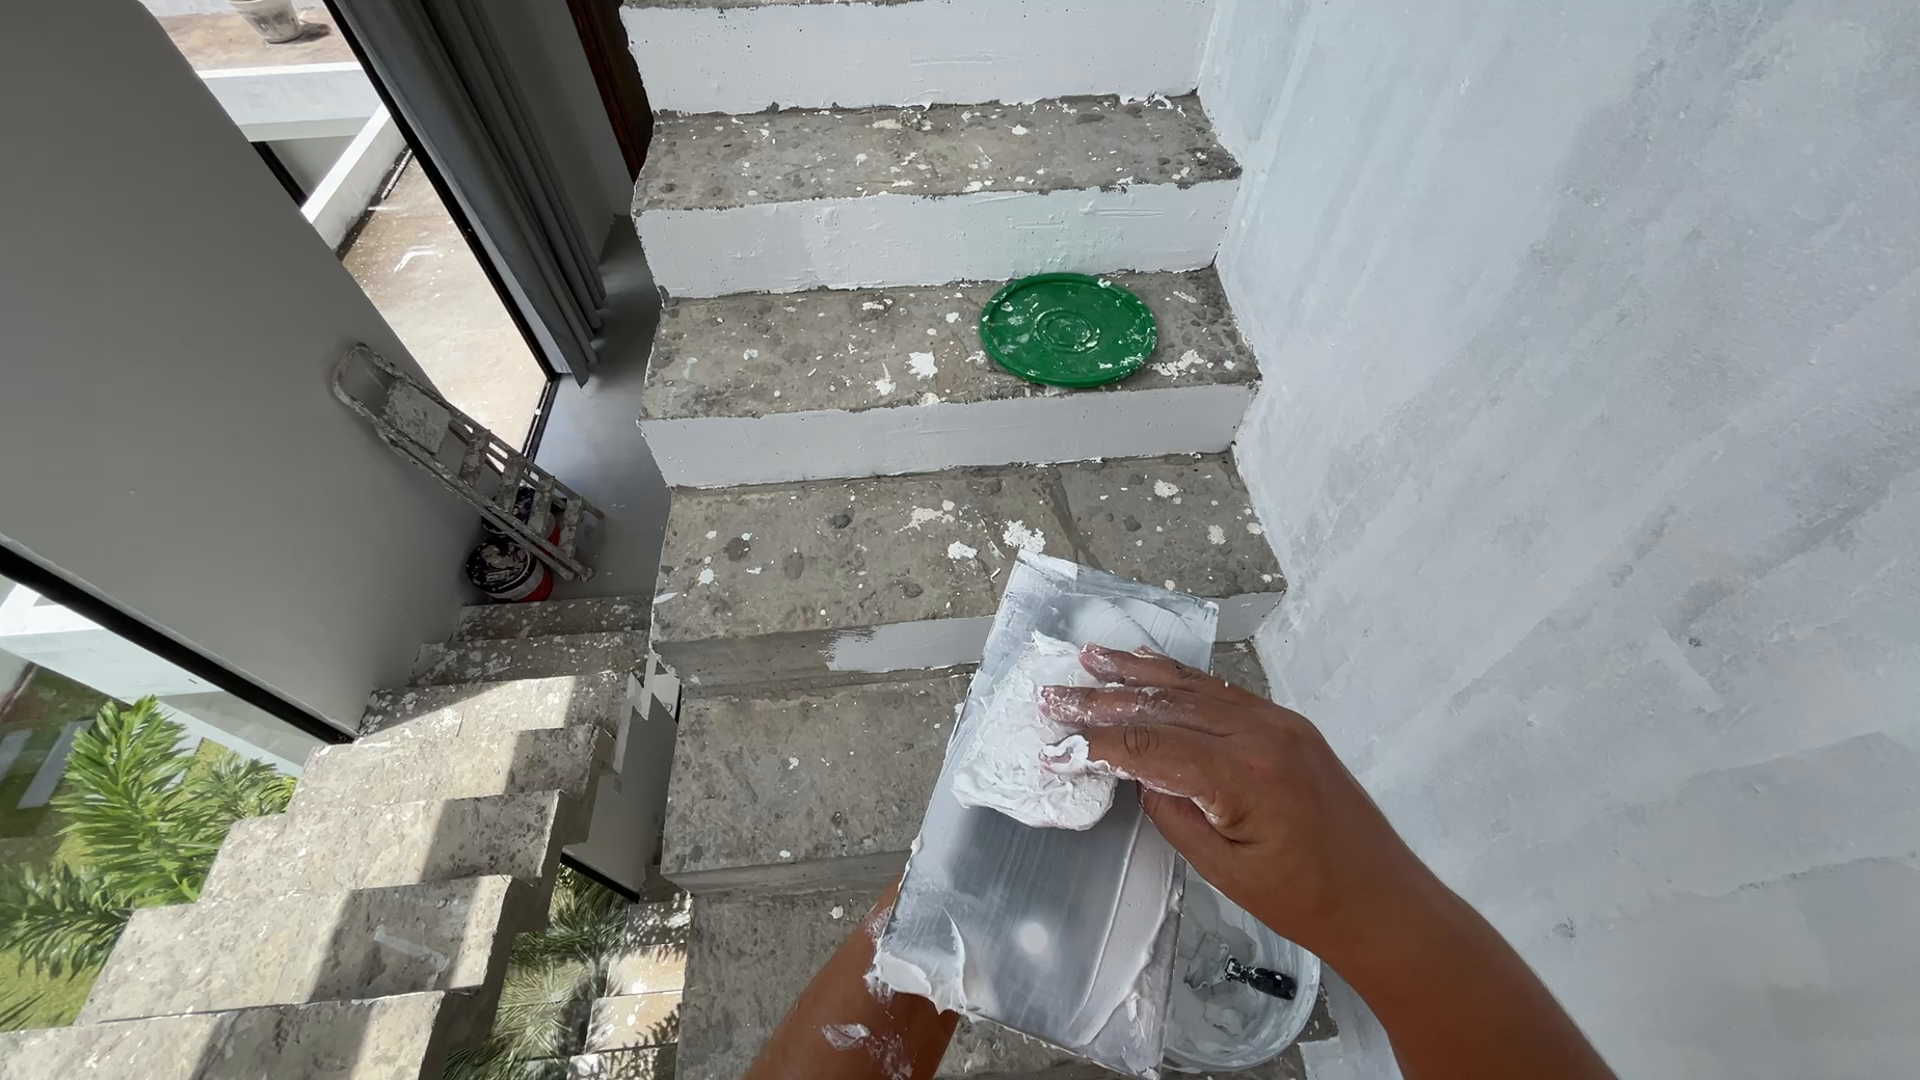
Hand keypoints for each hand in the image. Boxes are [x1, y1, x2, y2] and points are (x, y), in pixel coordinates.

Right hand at [1039, 644, 1434, 962]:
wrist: (1386, 902)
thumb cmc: (1305, 901)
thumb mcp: (1223, 869)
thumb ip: (1172, 812)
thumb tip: (1136, 772)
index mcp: (1246, 777)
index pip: (1151, 747)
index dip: (1096, 746)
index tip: (1054, 747)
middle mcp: (1261, 733)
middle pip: (1165, 706)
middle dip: (1102, 700)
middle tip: (1053, 692)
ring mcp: (1276, 720)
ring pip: (1190, 687)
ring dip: (1135, 673)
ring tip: (1089, 658)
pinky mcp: (1285, 721)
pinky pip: (1219, 691)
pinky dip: (1177, 676)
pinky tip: (1148, 664)